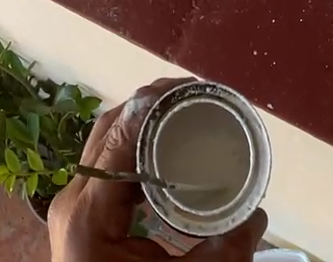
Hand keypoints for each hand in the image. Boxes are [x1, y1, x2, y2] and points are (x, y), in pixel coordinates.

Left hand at [48, 78, 267, 261]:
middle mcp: (74, 200)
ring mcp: (74, 207)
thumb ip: (223, 255)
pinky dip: (134, 144)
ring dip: (140, 119)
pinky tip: (163, 144)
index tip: (189, 87)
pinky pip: (106, 162)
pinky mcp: (82, 216)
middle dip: (149, 102)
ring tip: (183, 108)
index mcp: (89, 215)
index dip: (150, 105)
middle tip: (194, 91)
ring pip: (103, 141)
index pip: (117, 138)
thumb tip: (258, 215)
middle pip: (107, 129)